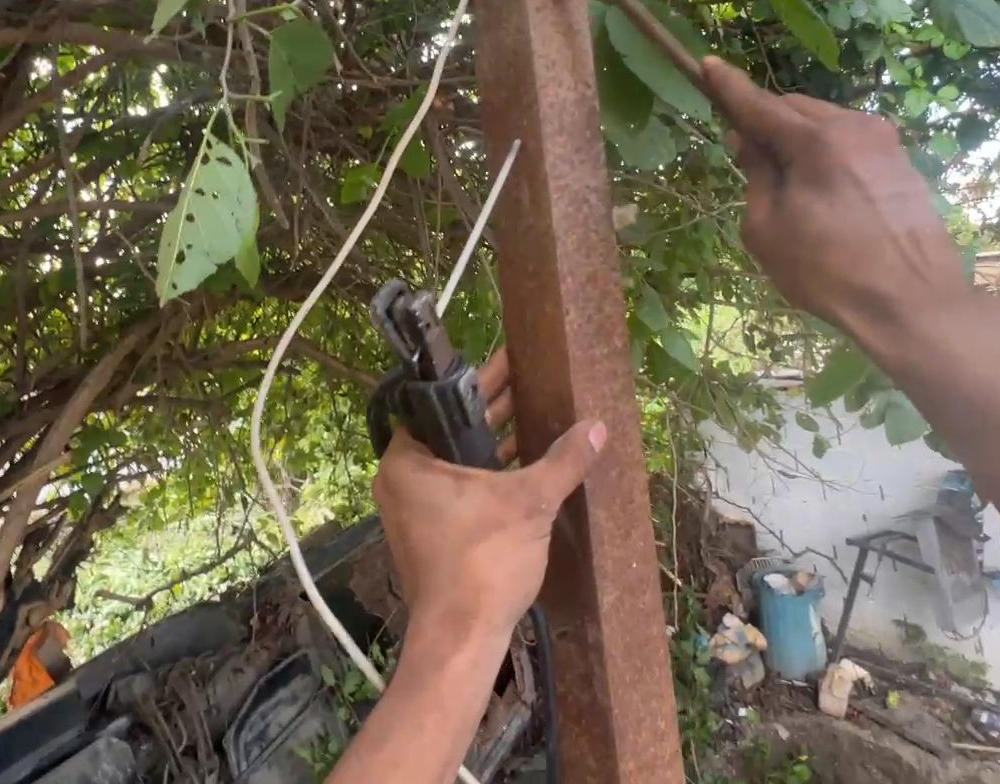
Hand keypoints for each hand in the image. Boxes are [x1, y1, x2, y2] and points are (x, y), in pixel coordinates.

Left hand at [371, 362, 606, 644]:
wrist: (462, 638)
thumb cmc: (484, 560)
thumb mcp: (529, 502)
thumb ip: (563, 461)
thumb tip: (598, 427)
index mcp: (407, 459)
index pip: (440, 402)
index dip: (478, 380)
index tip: (508, 360)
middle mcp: (401, 478)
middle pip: (451, 429)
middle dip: (491, 408)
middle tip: (527, 379)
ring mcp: (414, 507)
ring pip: (457, 459)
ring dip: (493, 441)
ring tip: (534, 411)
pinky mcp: (430, 530)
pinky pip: (459, 485)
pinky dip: (487, 472)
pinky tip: (526, 460)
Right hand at [701, 57, 968, 336]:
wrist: (911, 302)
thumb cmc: (825, 271)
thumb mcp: (766, 228)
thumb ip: (755, 174)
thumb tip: (748, 140)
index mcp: (815, 141)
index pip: (759, 104)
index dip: (728, 86)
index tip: (706, 64)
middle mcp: (854, 127)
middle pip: (793, 107)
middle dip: (765, 122)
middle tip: (746, 158)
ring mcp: (884, 141)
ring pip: (823, 121)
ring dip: (796, 138)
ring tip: (787, 183)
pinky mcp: (901, 161)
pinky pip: (849, 141)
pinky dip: (825, 151)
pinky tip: (822, 192)